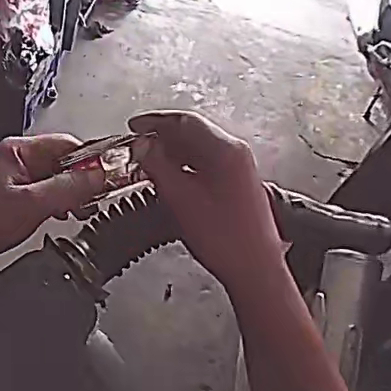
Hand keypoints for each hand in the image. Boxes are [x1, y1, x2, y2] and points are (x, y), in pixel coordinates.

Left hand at [0, 135, 107, 270]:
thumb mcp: (31, 204)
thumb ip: (69, 188)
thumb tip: (100, 176)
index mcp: (20, 150)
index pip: (70, 145)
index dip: (94, 161)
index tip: (112, 176)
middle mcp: (19, 159)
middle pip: (67, 162)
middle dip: (84, 181)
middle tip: (95, 199)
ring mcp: (17, 178)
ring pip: (58, 180)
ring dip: (72, 195)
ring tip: (79, 211)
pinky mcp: (16, 196)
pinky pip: (47, 194)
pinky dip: (59, 204)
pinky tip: (61, 216)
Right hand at [129, 110, 287, 296]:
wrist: (254, 268)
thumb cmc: (225, 238)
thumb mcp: (180, 197)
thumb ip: (158, 166)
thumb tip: (142, 146)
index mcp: (226, 150)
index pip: (185, 121)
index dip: (155, 121)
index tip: (135, 125)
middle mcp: (236, 154)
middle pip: (194, 133)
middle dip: (163, 137)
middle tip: (138, 144)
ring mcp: (239, 170)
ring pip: (199, 149)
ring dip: (173, 152)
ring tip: (148, 162)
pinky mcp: (238, 186)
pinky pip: (206, 165)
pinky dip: (185, 166)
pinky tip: (170, 178)